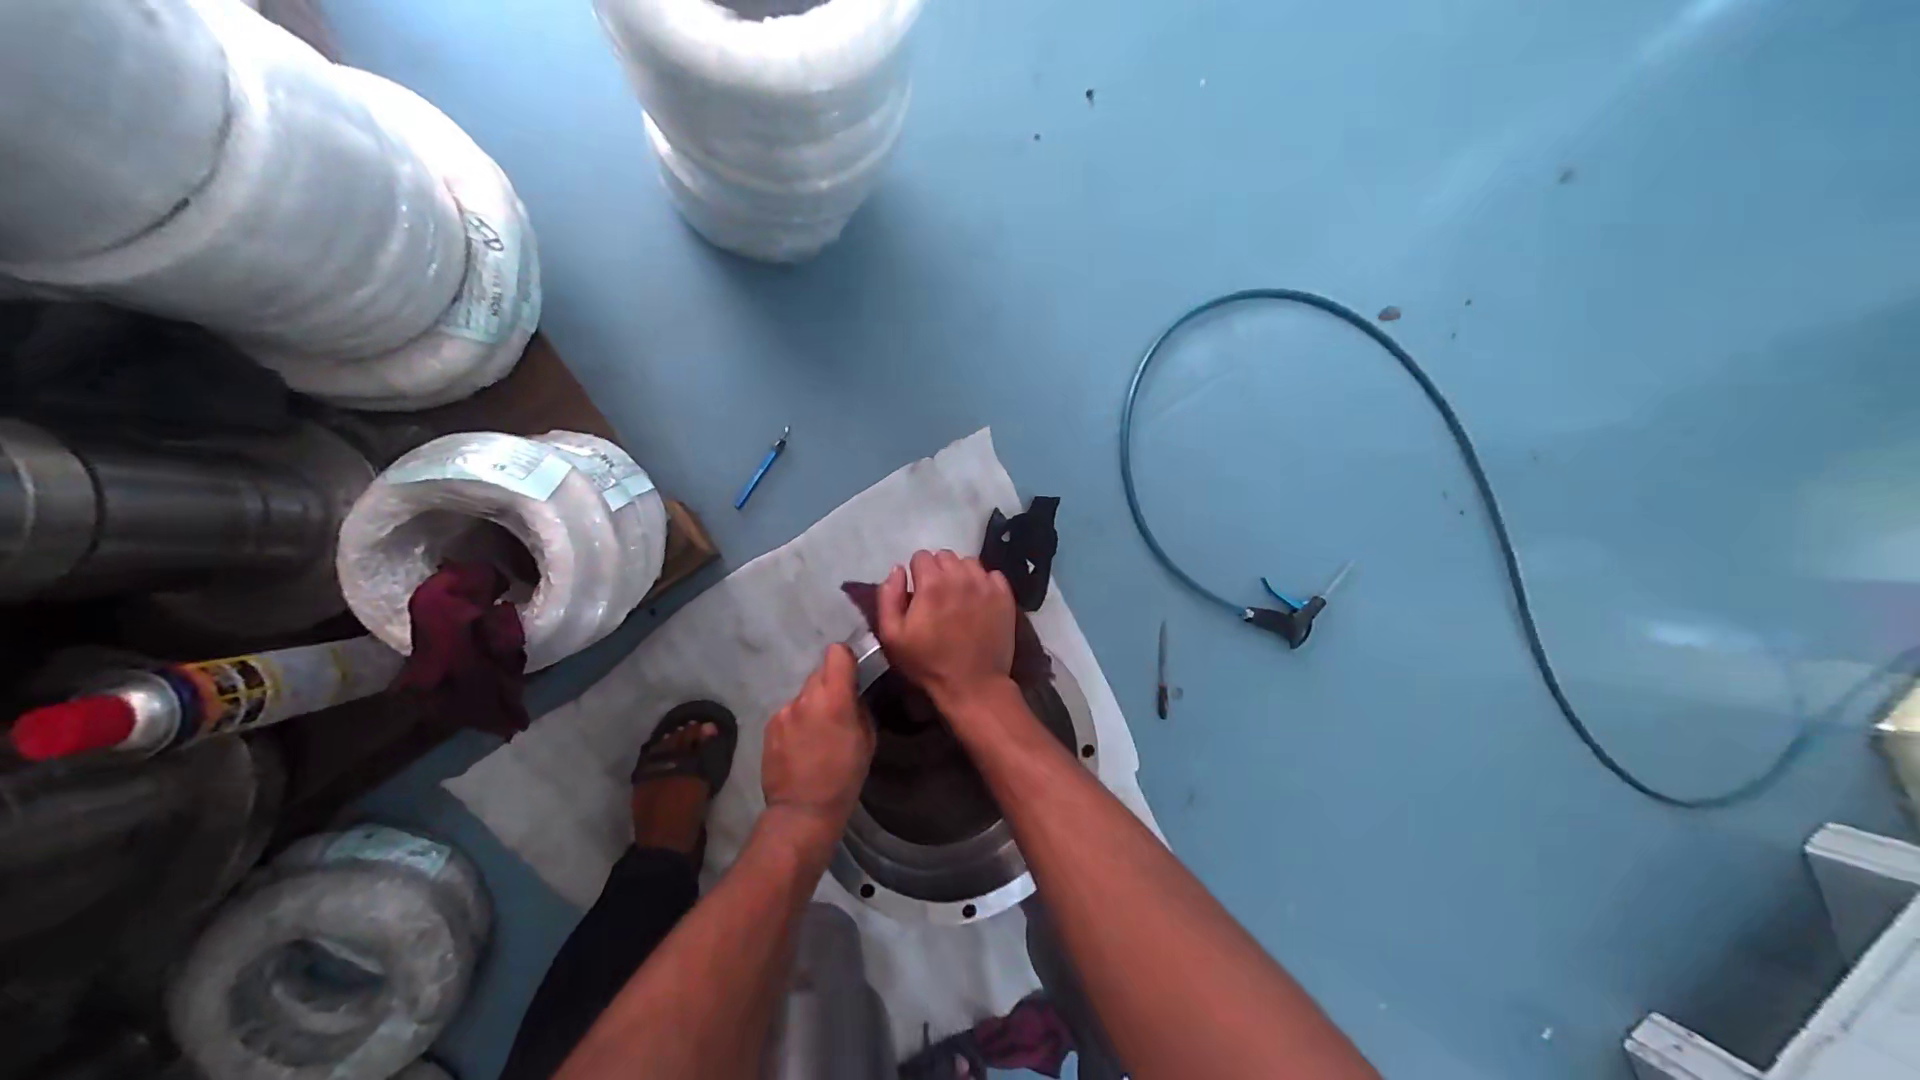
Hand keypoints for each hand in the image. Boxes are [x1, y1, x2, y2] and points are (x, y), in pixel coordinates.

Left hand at [762, 644, 873, 832]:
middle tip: (837, 709)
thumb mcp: (867, 740)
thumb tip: (853, 695)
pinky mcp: (770, 725)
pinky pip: (790, 712)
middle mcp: (806, 697)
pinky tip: (801, 745)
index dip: (846, 660)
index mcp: (834, 698)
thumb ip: (859, 708)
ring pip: (804, 694)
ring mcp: (784, 710)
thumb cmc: (844, 777)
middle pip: (819, 672)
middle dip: (830, 685)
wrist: (802, 810)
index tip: (852, 675)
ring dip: (813, 704)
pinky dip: (797, 720)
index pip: (836, 652)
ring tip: (817, 733)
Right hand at [875, 551, 1016, 711]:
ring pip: (969, 562)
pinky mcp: (1004, 596)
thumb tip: (897, 570)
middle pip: (945, 556)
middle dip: (937, 571)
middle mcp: (960, 576)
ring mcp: (986, 585)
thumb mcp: (892, 636)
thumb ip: (888, 597)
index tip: (918, 593)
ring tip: (958, 597)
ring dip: (960, 574)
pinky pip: (992, 575)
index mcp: (932, 583)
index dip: (916, 573)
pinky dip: (984, 582)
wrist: (973, 685)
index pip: (921, 556)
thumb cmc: (928, 663)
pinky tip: (978, 601)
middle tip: (937, 596)